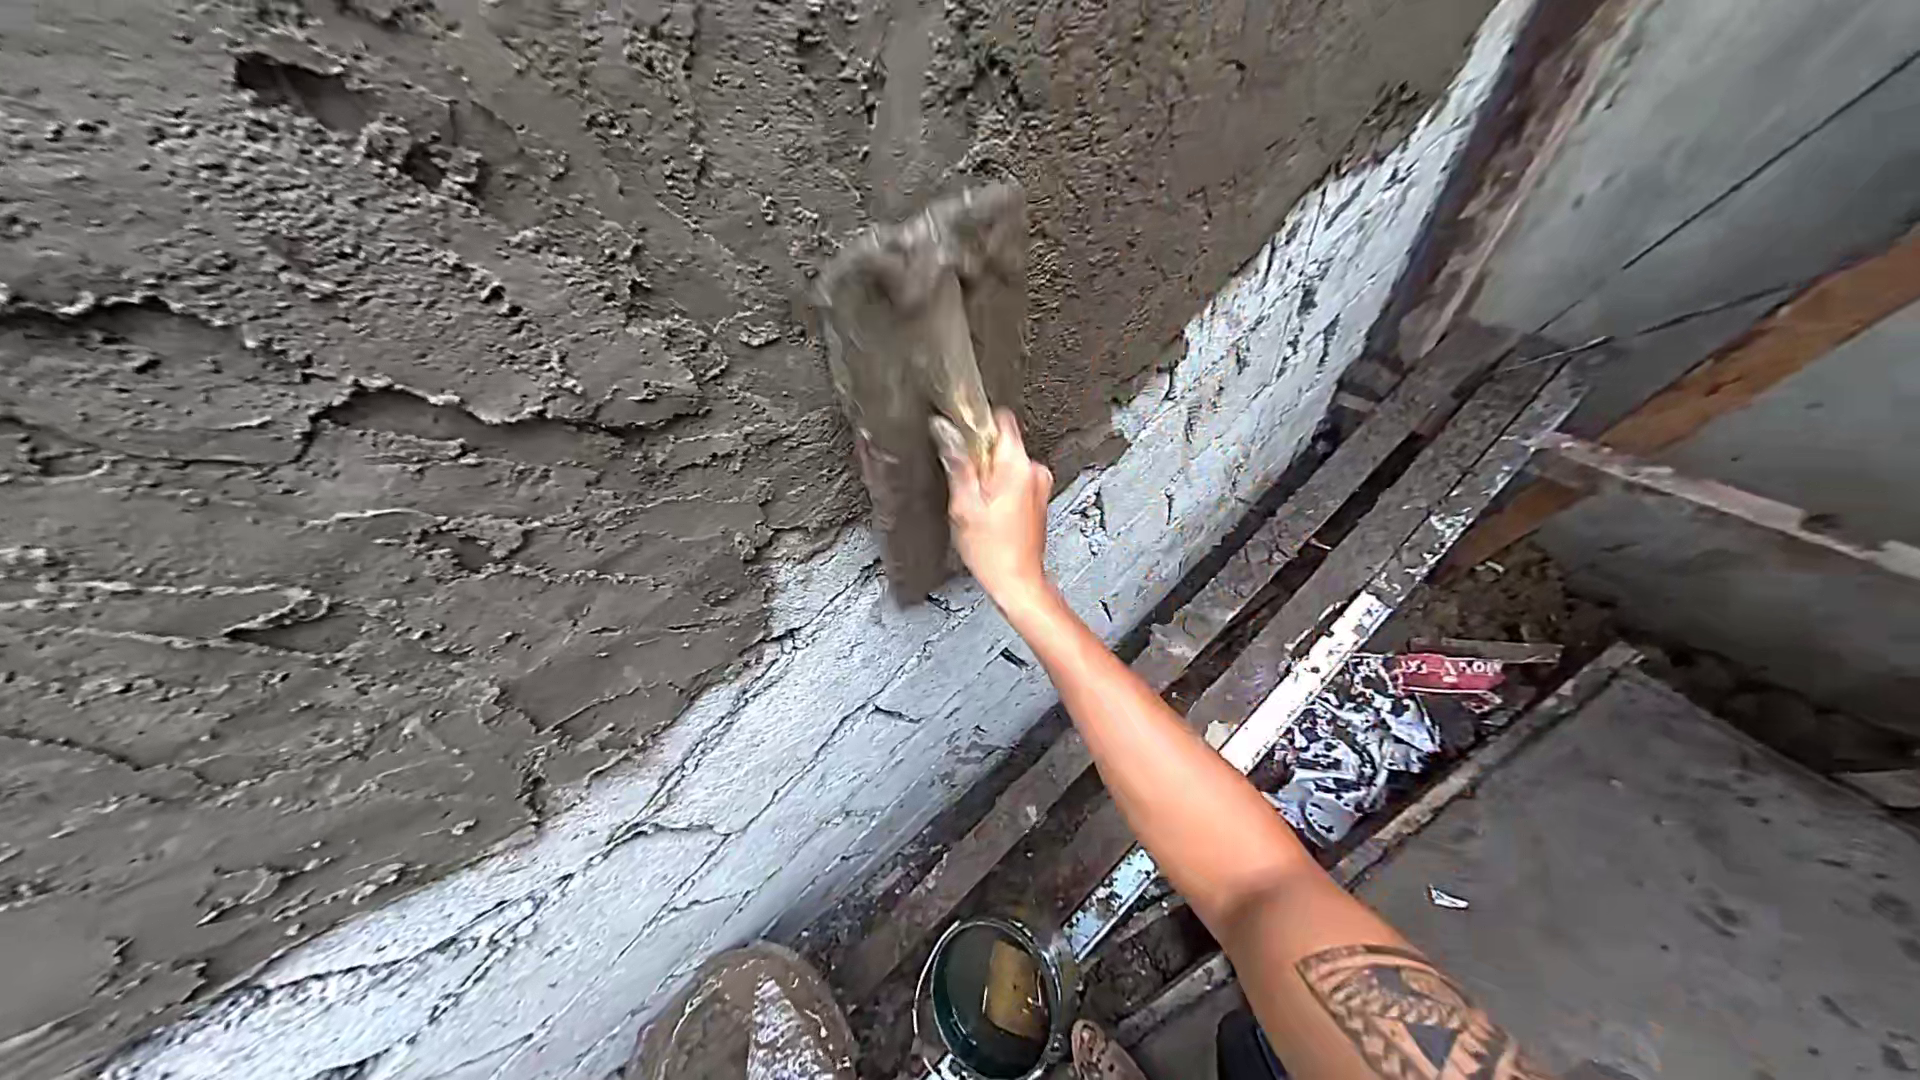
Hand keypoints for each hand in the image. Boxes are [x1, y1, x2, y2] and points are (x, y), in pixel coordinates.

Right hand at [932, 408, 1054, 611]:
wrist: (1017, 580)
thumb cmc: (994, 551)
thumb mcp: (964, 506)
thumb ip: (957, 464)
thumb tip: (946, 433)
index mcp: (1017, 466)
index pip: (1000, 419)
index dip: (975, 424)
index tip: (960, 436)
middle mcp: (1034, 470)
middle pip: (1000, 444)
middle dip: (979, 459)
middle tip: (967, 488)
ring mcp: (1038, 485)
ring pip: (1005, 463)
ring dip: (988, 477)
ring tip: (979, 506)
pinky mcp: (1037, 498)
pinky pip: (1014, 480)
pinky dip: (999, 489)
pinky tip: (990, 513)